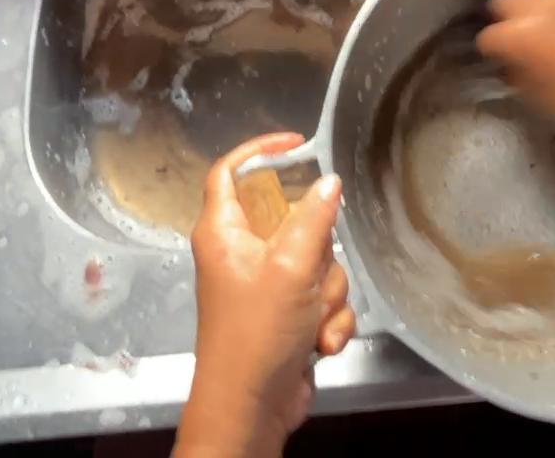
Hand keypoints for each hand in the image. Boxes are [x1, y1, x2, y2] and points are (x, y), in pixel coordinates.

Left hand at [177, 134, 355, 457]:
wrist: (253, 411)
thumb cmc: (257, 332)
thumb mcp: (291, 266)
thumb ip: (314, 217)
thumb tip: (330, 181)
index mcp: (224, 230)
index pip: (230, 171)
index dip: (258, 150)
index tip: (297, 143)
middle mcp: (242, 250)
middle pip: (291, 216)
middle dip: (318, 246)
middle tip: (312, 265)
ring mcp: (266, 282)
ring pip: (316, 258)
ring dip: (326, 290)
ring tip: (312, 317)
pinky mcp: (288, 311)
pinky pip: (321, 293)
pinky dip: (327, 316)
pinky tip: (319, 341)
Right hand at [478, 0, 554, 143]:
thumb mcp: (543, 101)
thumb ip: (517, 77)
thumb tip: (510, 66)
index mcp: (521, 34)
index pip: (490, 36)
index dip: (491, 50)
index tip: (498, 60)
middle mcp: (540, 4)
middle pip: (507, 0)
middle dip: (507, 18)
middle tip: (518, 38)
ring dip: (534, 6)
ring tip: (545, 26)